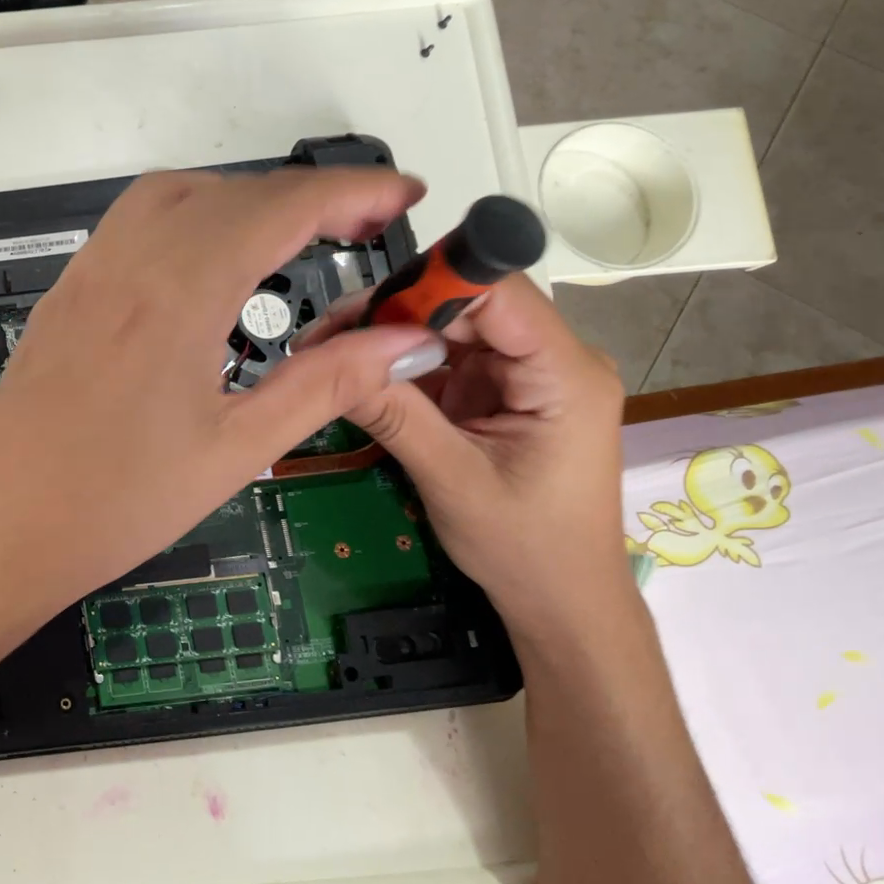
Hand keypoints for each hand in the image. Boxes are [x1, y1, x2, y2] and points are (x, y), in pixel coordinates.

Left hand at [0, 168, 444, 633]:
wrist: (9, 527)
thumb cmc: (120, 502)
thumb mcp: (237, 449)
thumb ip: (326, 384)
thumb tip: (407, 342)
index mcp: (176, 294)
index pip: (281, 206)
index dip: (353, 190)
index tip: (402, 196)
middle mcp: (125, 264)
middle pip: (229, 190)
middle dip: (303, 196)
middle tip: (357, 230)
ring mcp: (84, 275)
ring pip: (170, 196)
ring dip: (236, 199)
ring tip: (283, 240)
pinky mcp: (61, 296)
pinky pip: (126, 228)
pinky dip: (181, 221)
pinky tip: (199, 269)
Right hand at [322, 273, 628, 633]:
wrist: (560, 600)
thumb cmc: (525, 547)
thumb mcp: (453, 481)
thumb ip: (398, 416)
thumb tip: (337, 363)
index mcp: (564, 373)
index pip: (498, 295)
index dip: (429, 284)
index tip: (355, 309)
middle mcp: (550, 360)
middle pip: (465, 306)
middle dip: (392, 314)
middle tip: (319, 336)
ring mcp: (521, 376)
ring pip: (446, 331)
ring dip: (386, 340)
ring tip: (323, 354)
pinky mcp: (497, 394)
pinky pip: (442, 362)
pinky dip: (397, 367)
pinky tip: (353, 374)